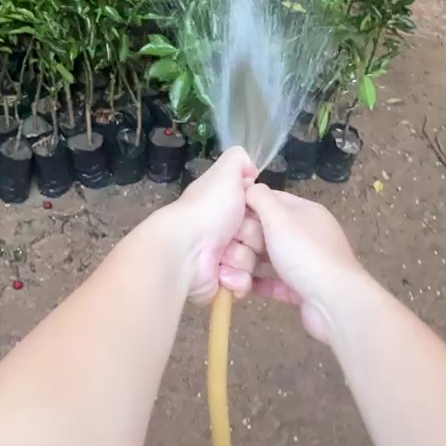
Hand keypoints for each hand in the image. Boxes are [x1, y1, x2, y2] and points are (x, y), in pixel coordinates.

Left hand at [145, 147, 263, 303]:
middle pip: (261, 237)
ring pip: (254, 262)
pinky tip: (222, 272)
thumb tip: (251, 169)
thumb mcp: (224, 173)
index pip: (259, 211)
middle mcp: (224, 231)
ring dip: (241, 258)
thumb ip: (238, 160)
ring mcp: (222, 258)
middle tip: (234, 233)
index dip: (259, 213)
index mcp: (225, 206)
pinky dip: (236, 279)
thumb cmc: (207, 209)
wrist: (185, 249)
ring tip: (223, 255)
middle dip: (251, 236)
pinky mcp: (221, 283)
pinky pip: (245, 284)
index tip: (251, 210)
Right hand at [242, 184, 369, 343]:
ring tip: (228, 269)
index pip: (272, 199)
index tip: (226, 215)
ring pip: (271, 257)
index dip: (248, 204)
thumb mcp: (279, 216)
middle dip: (246, 238)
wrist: (334, 302)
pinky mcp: (302, 288)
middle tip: (226, 246)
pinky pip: (275, 282)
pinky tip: (240, 286)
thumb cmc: (304, 252)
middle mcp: (307, 234)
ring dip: (249, 262)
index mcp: (305, 212)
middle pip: (268, 229)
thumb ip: (260, 197)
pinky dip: (258, 283)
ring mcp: (306, 262)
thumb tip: (248, 188)